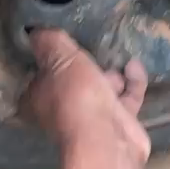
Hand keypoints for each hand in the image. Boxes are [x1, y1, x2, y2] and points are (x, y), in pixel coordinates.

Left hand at [22, 29, 150, 163]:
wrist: (108, 139)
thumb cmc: (75, 97)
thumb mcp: (59, 58)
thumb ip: (48, 41)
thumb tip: (36, 30)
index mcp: (35, 100)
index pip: (36, 76)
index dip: (46, 59)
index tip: (59, 40)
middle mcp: (60, 111)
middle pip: (71, 81)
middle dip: (85, 64)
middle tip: (94, 43)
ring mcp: (90, 118)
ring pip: (101, 89)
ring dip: (111, 73)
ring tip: (118, 52)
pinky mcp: (118, 122)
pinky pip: (126, 97)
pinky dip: (132, 81)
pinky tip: (134, 66)